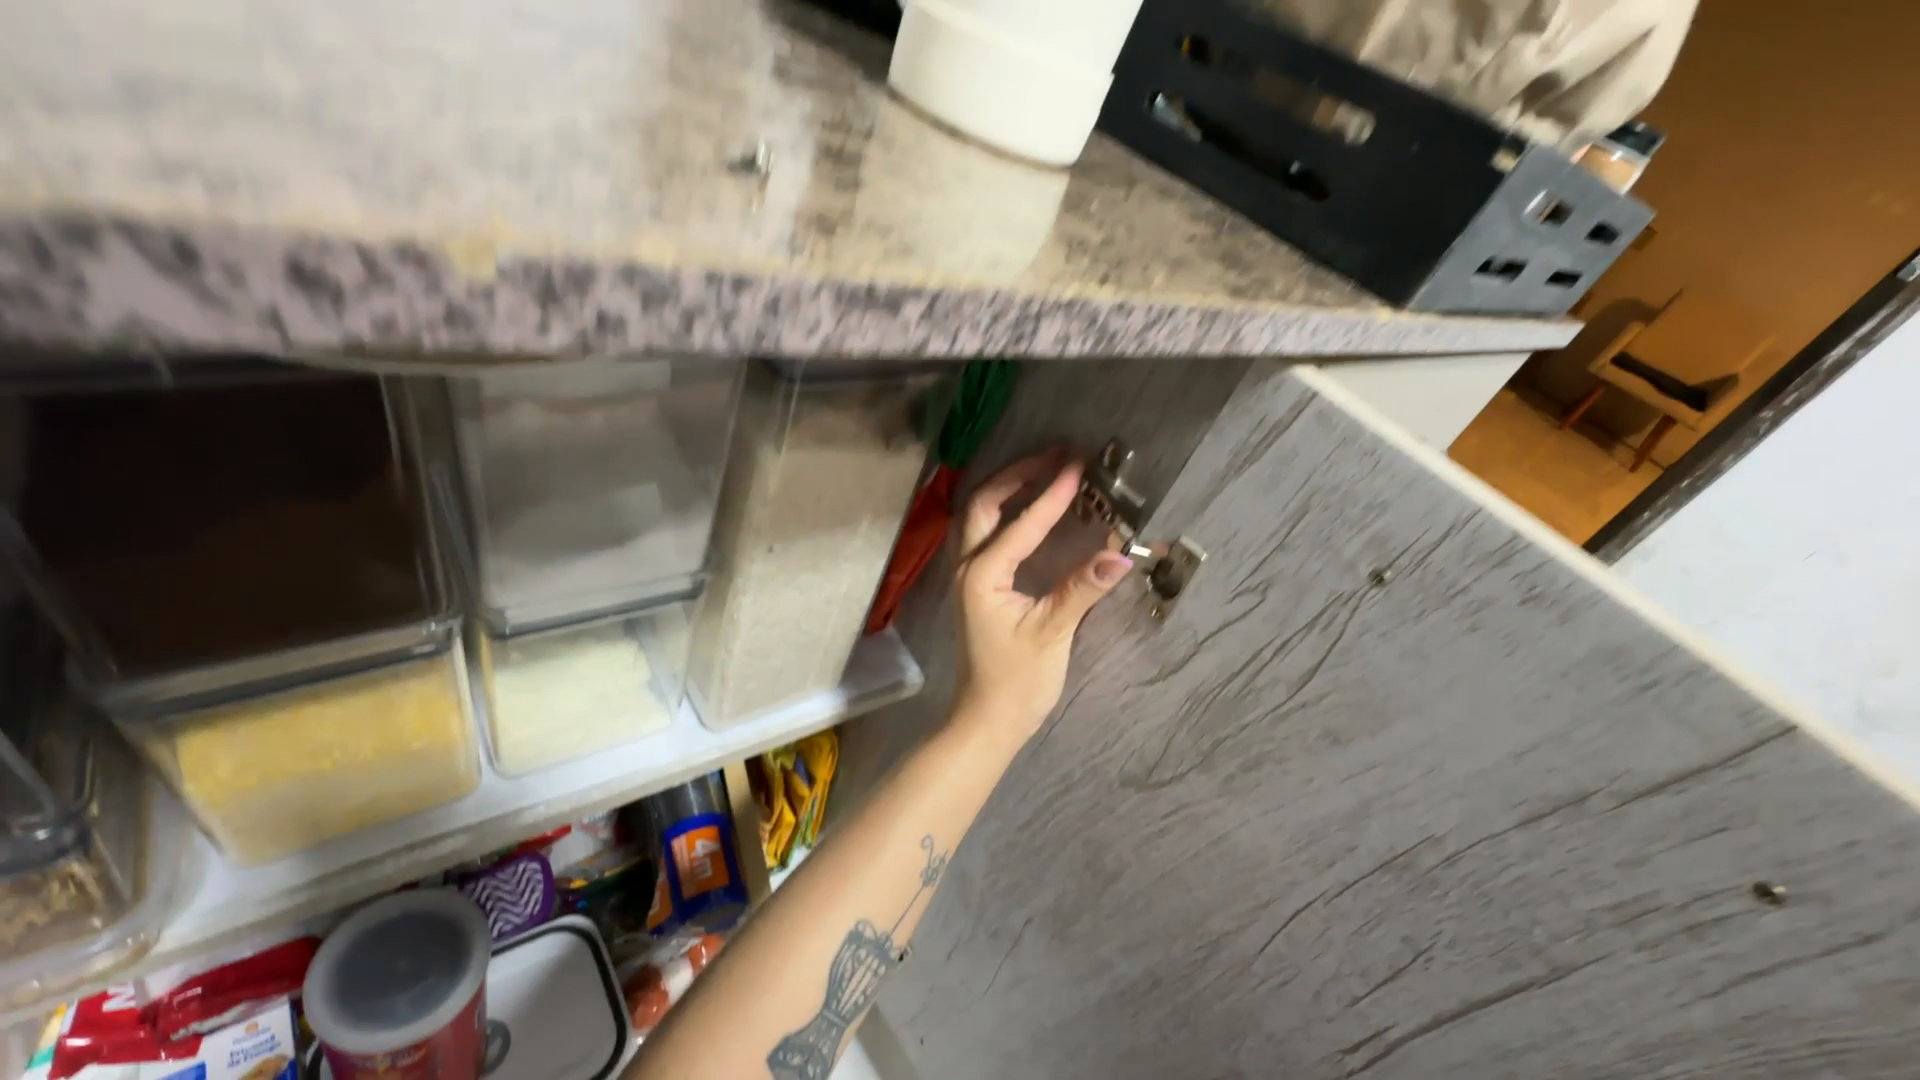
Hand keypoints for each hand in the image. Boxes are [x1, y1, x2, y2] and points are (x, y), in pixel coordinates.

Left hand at [951, 450, 1135, 741]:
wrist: (988, 719)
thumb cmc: (1017, 682)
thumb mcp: (1052, 634)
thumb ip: (1083, 590)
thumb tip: (1121, 556)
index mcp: (982, 576)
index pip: (1021, 525)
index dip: (1052, 495)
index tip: (1077, 467)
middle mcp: (966, 568)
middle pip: (984, 505)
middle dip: (1017, 475)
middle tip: (1055, 456)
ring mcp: (967, 577)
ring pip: (978, 518)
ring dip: (1007, 490)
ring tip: (1042, 471)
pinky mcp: (976, 587)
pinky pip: (984, 536)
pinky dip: (1004, 513)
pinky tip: (1027, 511)